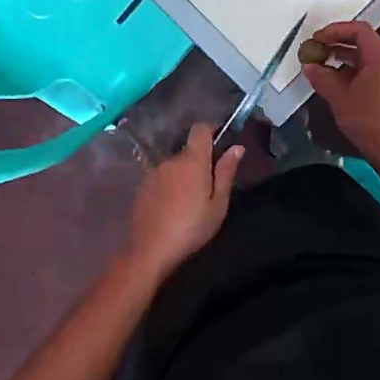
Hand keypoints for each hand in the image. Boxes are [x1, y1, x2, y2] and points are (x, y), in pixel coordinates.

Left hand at [123, 124, 242, 275]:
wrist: (151, 249)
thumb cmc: (192, 227)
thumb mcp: (218, 204)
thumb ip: (225, 173)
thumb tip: (236, 147)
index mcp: (192, 161)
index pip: (200, 130)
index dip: (211, 130)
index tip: (221, 140)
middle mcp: (170, 160)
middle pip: (188, 151)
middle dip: (200, 162)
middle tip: (210, 187)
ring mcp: (153, 173)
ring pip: (174, 166)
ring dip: (184, 175)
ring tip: (191, 201)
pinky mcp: (142, 187)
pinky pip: (162, 179)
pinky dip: (170, 186)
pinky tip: (173, 208)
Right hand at [301, 21, 379, 161]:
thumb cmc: (366, 119)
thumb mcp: (338, 96)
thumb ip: (321, 77)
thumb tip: (309, 66)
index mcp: (378, 59)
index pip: (359, 30)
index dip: (336, 30)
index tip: (317, 39)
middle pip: (361, 41)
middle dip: (336, 42)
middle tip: (315, 49)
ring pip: (361, 57)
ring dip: (340, 56)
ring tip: (319, 63)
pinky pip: (364, 70)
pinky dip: (346, 69)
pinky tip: (331, 79)